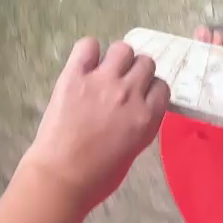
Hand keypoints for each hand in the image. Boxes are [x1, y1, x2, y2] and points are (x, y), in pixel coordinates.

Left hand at [17, 38, 170, 213]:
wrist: (61, 176)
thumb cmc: (98, 175)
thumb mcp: (134, 149)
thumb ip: (140, 122)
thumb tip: (136, 105)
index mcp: (147, 117)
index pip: (161, 86)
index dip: (151, 89)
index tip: (141, 95)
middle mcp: (129, 93)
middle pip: (145, 62)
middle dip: (136, 72)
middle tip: (122, 83)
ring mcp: (101, 81)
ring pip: (122, 48)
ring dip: (116, 59)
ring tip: (104, 72)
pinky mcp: (75, 74)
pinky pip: (88, 45)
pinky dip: (88, 52)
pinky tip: (84, 66)